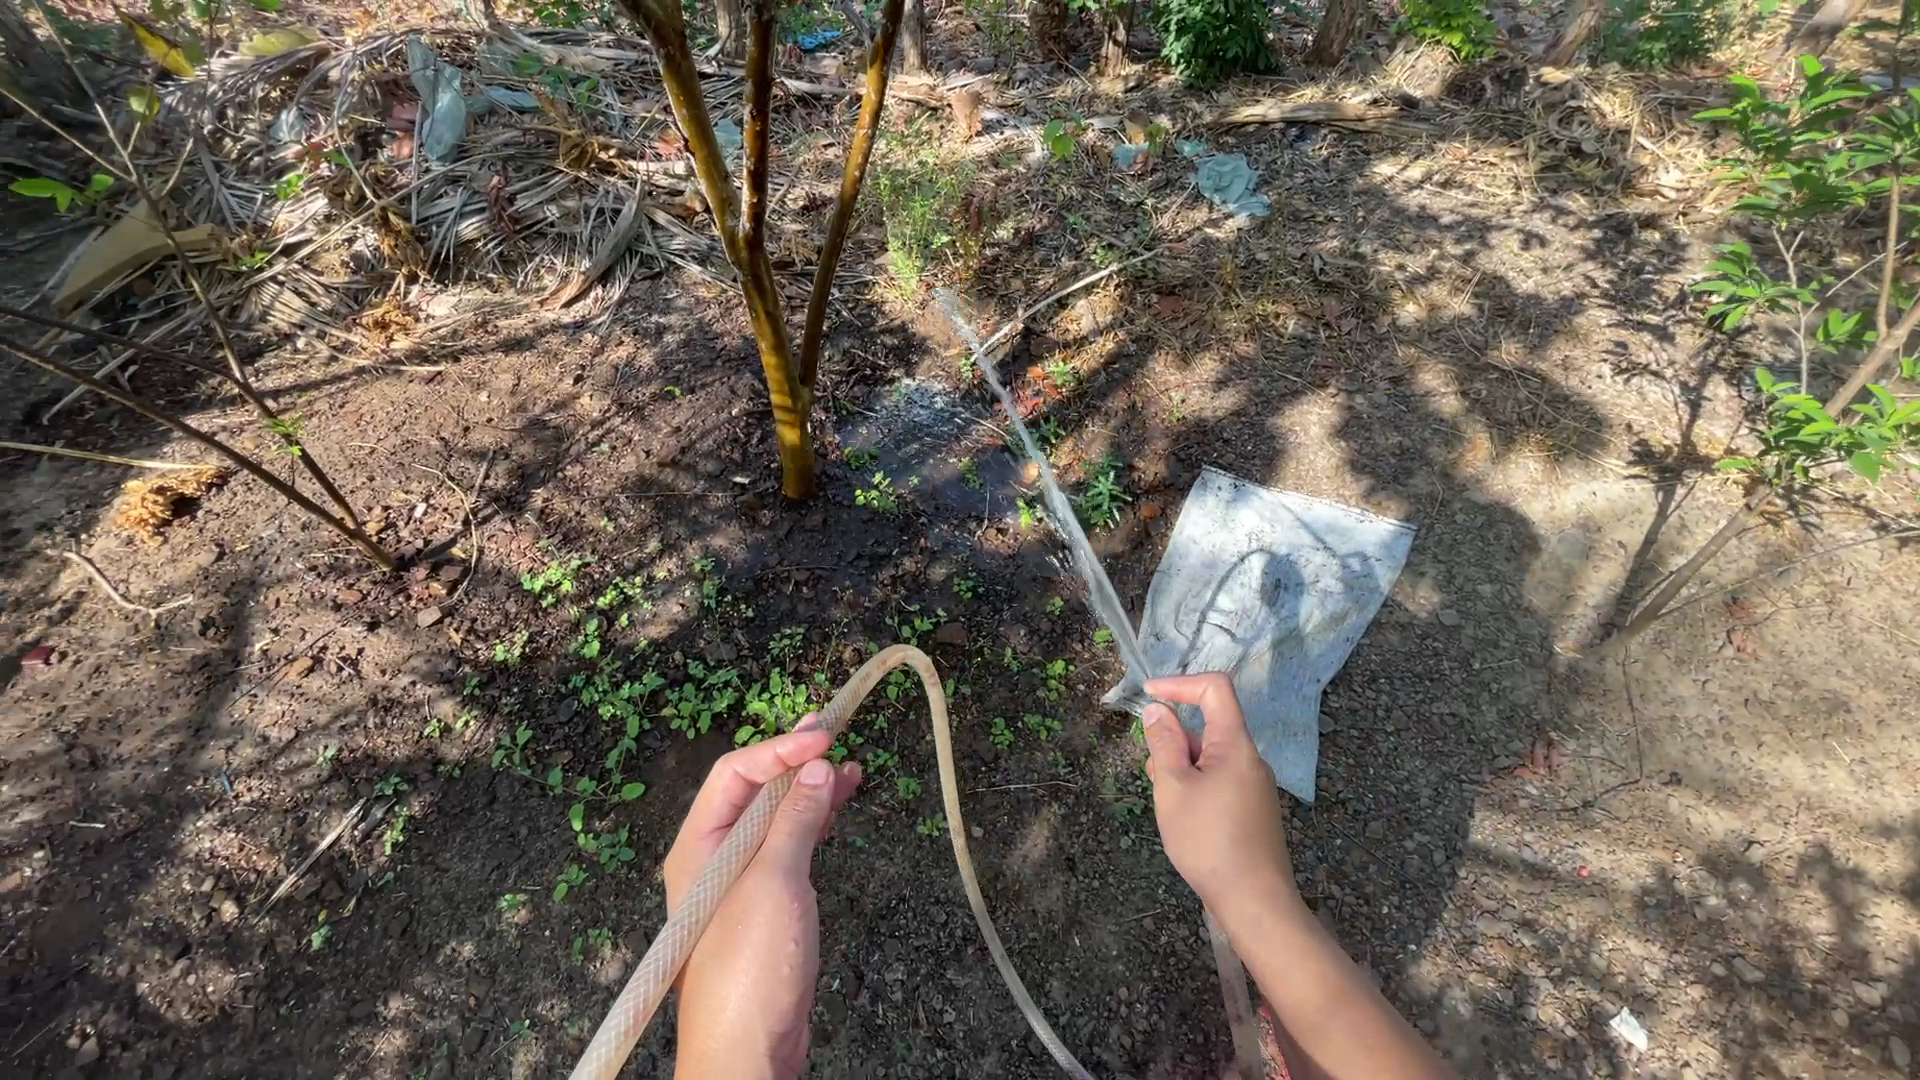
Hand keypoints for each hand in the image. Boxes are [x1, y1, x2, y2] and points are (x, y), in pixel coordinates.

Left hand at [663, 721, 860, 1079]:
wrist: (749, 1053)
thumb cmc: (750, 965)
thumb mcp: (774, 881)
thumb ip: (794, 819)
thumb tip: (818, 767)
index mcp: (699, 844)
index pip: (734, 774)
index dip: (778, 749)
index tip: (823, 738)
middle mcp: (718, 852)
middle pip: (755, 788)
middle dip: (794, 760)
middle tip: (833, 732)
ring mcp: (745, 875)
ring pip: (779, 813)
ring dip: (812, 787)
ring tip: (850, 765)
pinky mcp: (771, 897)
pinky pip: (793, 841)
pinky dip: (818, 819)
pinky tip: (842, 801)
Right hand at [1139, 673, 1296, 917]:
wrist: (1255, 902)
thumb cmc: (1208, 840)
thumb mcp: (1173, 787)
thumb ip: (1163, 743)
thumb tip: (1159, 710)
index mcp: (1234, 744)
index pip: (1215, 689)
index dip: (1180, 683)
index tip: (1148, 696)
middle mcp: (1249, 758)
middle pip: (1209, 725)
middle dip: (1174, 738)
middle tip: (1154, 772)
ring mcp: (1253, 785)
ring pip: (1210, 756)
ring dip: (1181, 765)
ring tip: (1167, 802)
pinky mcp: (1252, 808)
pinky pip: (1218, 778)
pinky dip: (1195, 784)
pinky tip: (1183, 818)